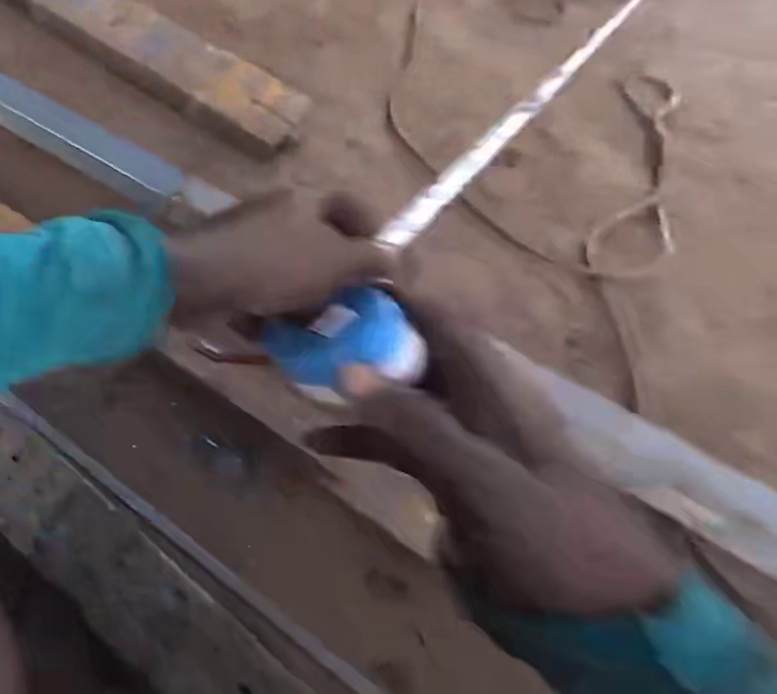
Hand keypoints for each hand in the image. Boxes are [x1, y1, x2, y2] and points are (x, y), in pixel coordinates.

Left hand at [165, 191, 396, 320]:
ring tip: (325, 333)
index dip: (380, 237)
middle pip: (323, 248)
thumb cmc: (271, 263)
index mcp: (300, 202)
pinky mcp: (224, 276)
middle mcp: (271, 219)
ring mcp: (244, 247)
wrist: (191, 280)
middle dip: (343, 283)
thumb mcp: (338, 259)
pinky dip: (272, 316)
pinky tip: (283, 337)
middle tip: (361, 312)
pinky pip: (260, 296)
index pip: (353, 208)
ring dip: (309, 306)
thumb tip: (396, 260)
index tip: (396, 274)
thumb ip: (375, 258)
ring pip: (292, 278)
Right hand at [308, 286, 680, 614]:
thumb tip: (345, 367)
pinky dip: (353, 434)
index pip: (444, 325)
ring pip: (392, 392)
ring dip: (348, 382)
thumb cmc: (548, 534)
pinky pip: (388, 438)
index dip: (398, 296)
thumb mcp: (483, 478)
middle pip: (409, 353)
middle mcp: (470, 404)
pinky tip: (316, 440)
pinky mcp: (442, 468)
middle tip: (300, 321)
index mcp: (493, 393)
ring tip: (296, 369)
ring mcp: (456, 437)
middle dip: (357, 335)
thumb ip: (416, 422)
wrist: (597, 618)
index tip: (338, 276)